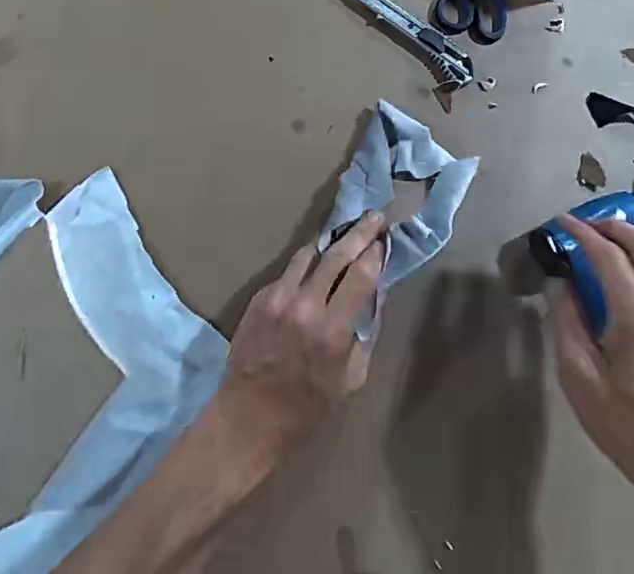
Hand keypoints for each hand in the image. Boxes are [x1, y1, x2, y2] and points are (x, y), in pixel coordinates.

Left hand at [216, 212, 387, 459]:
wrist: (248, 417)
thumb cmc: (307, 405)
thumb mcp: (352, 376)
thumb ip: (365, 333)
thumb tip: (373, 297)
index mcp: (333, 330)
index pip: (362, 275)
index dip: (376, 252)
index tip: (385, 239)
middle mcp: (305, 307)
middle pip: (338, 255)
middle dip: (360, 232)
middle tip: (374, 216)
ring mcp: (278, 300)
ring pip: (309, 254)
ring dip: (330, 242)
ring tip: (344, 232)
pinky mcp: (259, 299)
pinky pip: (288, 272)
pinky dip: (305, 266)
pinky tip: (313, 269)